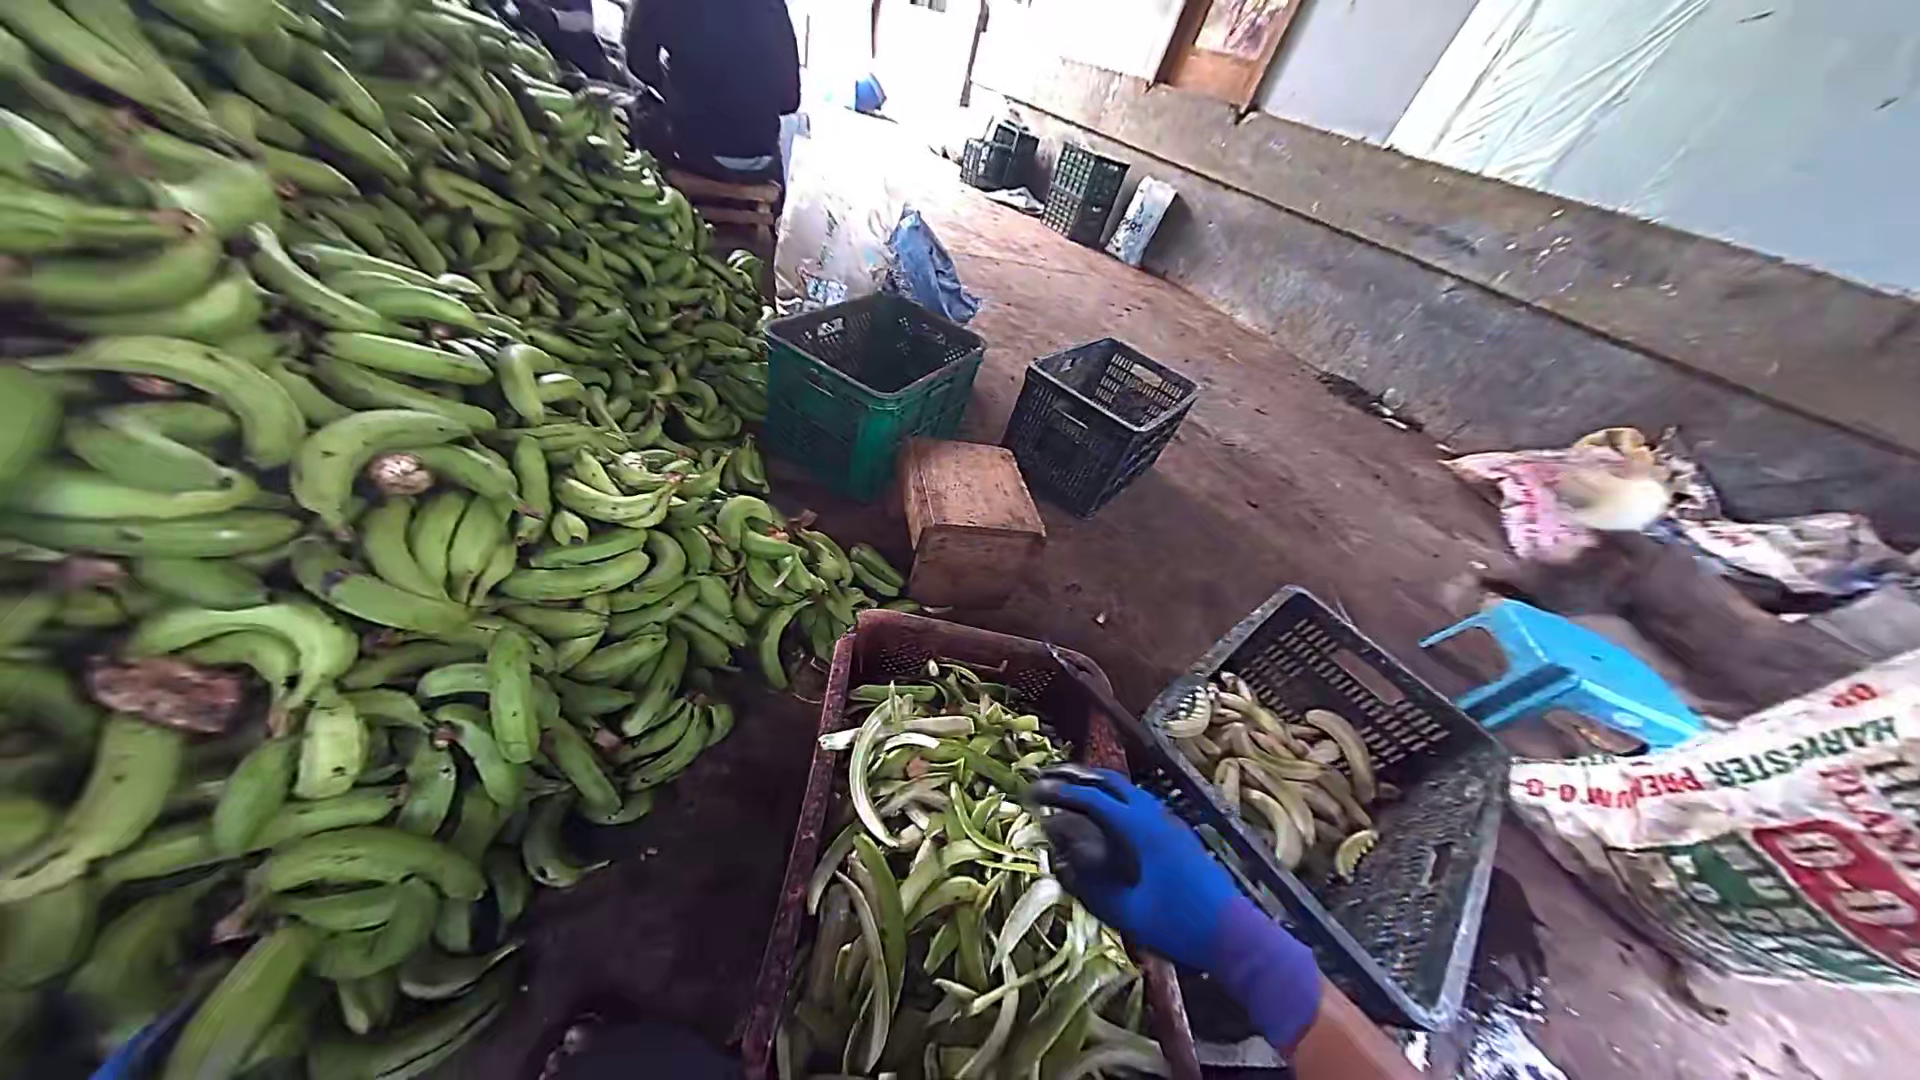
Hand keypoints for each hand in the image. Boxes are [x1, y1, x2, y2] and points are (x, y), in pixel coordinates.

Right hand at [1028, 766, 1239, 969]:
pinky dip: (1117, 796)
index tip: (1036, 790)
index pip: (1092, 799)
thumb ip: (1093, 886)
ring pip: (1128, 788)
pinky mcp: (1179, 832)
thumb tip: (1063, 865)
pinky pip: (1141, 801)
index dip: (1061, 793)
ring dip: (1099, 783)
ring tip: (1075, 788)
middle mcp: (1155, 815)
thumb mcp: (1128, 912)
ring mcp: (1170, 821)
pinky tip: (1110, 812)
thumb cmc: (1180, 926)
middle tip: (1051, 776)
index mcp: (1140, 828)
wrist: (1236, 936)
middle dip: (1078, 775)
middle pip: (1111, 781)